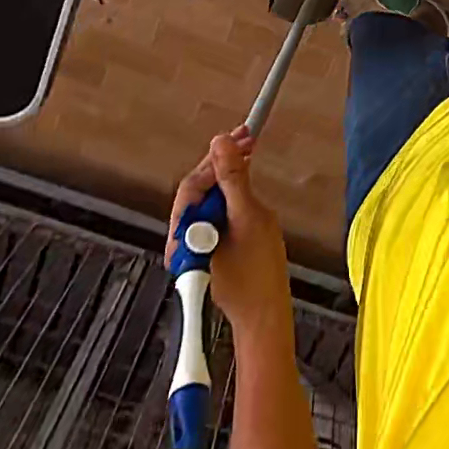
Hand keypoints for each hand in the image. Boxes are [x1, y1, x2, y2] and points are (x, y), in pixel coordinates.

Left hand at [168, 127, 292, 339]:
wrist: (264, 312)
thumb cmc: (258, 272)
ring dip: (229, 174)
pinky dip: (231, 192)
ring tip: (249, 153)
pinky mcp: (210, 246)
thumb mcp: (249, 217)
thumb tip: (220, 145)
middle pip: (199, 189)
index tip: (240, 136)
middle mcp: (185, 239)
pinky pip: (216, 211)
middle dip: (224, 162)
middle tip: (249, 139)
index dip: (217, 157)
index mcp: (185, 234)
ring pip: (208, 198)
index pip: (194, 183)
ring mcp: (197, 243)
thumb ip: (233, 179)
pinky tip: (245, 181)